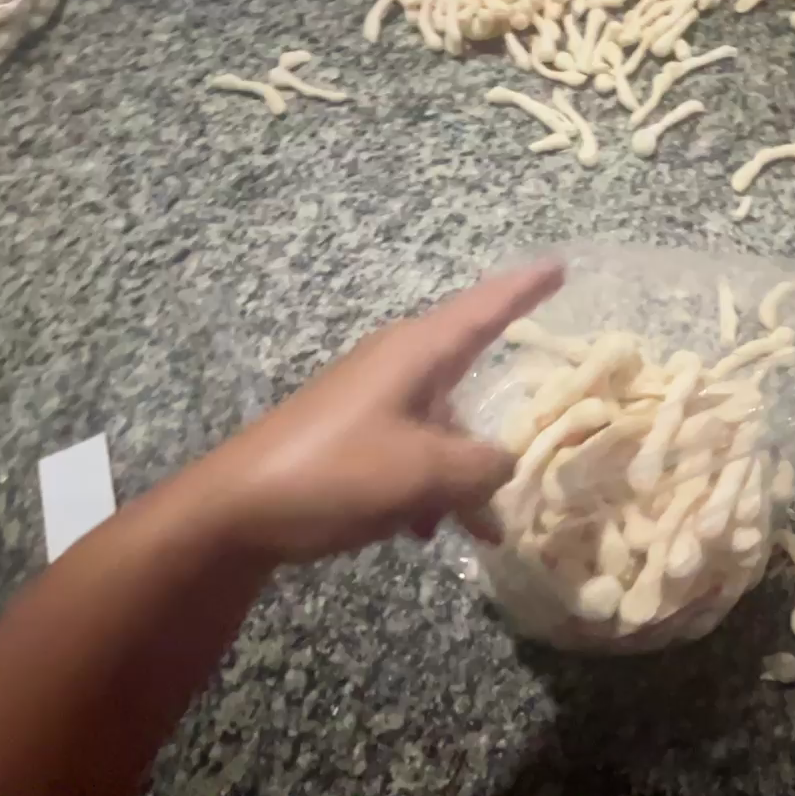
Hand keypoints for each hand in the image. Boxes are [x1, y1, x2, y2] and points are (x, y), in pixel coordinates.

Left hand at [171, 261, 564, 563]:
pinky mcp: (357, 431)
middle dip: (504, 408)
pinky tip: (424, 530)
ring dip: (464, 470)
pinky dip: (430, 483)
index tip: (561, 266)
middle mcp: (402, 364)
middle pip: (472, 371)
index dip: (527, 287)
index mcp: (420, 352)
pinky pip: (414, 447)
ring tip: (481, 526)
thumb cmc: (336, 471)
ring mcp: (377, 397)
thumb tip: (506, 465)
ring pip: (445, 423)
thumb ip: (482, 467)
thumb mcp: (424, 472)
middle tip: (546, 420)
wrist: (233, 512)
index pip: (487, 307)